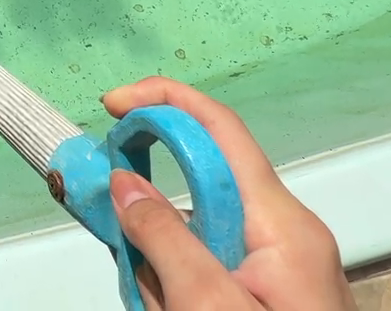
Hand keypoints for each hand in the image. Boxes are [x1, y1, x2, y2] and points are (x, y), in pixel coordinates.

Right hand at [102, 77, 354, 310]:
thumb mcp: (205, 306)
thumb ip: (160, 235)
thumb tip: (124, 179)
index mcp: (280, 222)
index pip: (218, 127)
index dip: (161, 100)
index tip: (109, 107)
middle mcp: (281, 230)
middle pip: (193, 182)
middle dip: (150, 212)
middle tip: (128, 252)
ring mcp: (275, 263)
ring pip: (188, 226)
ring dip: (157, 259)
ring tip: (164, 308)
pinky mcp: (262, 290)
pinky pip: (198, 260)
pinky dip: (171, 280)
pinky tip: (172, 310)